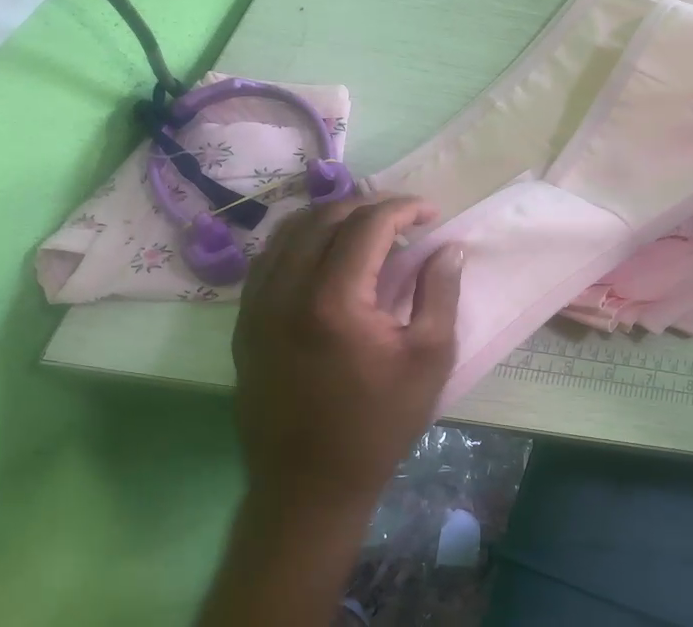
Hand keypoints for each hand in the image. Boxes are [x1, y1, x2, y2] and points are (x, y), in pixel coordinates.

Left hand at [232, 195, 461, 505]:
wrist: (309, 485)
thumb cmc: (379, 422)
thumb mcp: (429, 356)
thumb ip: (440, 292)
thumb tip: (448, 247)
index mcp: (333, 301)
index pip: (366, 225)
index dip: (403, 208)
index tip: (432, 213)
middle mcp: (285, 294)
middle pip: (323, 218)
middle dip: (369, 206)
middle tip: (405, 218)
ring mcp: (256, 309)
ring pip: (287, 234)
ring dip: (331, 218)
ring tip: (368, 229)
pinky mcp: (243, 326)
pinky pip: (268, 262)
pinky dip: (300, 243)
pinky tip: (328, 256)